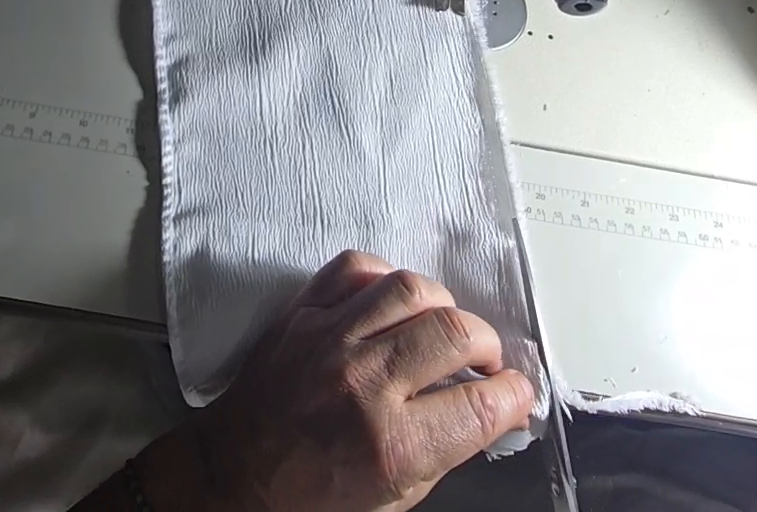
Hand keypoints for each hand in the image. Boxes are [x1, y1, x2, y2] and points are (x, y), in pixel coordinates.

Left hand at [140, 250, 535, 511]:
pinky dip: (383, 276)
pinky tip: (390, 300)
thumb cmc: (313, 493)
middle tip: (483, 358)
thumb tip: (493, 407)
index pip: (479, 406)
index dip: (513, 395)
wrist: (239, 472)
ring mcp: (331, 339)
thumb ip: (447, 448)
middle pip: (454, 333)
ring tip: (441, 324)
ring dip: (442, 304)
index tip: (517, 391)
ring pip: (410, 289)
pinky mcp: (304, 311)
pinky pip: (356, 267)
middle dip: (486, 344)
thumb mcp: (394, 495)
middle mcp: (364, 384)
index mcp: (391, 446)